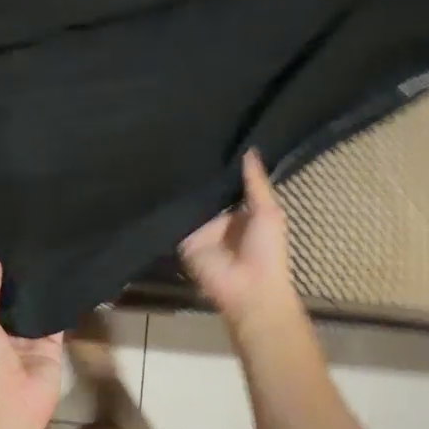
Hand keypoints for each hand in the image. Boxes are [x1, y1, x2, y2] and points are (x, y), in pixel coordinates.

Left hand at [0, 259, 63, 428]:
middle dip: (24, 283)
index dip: (1, 279)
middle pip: (20, 303)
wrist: (13, 402)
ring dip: (43, 292)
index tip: (7, 250)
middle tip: (33, 248)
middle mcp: (12, 333)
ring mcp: (34, 340)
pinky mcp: (54, 346)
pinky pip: (59, 322)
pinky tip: (66, 282)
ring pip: (40, 310)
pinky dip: (62, 306)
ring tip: (50, 257)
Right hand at [179, 150, 300, 329]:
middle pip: (205, 192)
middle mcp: (218, 218)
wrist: (250, 291)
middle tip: (182, 140)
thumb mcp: (269, 211)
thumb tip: (249, 149)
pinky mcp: (183, 239)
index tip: (208, 137)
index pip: (227, 183)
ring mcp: (199, 229)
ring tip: (167, 153)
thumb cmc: (268, 252)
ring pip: (189, 203)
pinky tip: (160, 181)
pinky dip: (170, 206)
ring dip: (182, 187)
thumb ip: (256, 183)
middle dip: (198, 174)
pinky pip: (175, 219)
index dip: (220, 166)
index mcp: (241, 211)